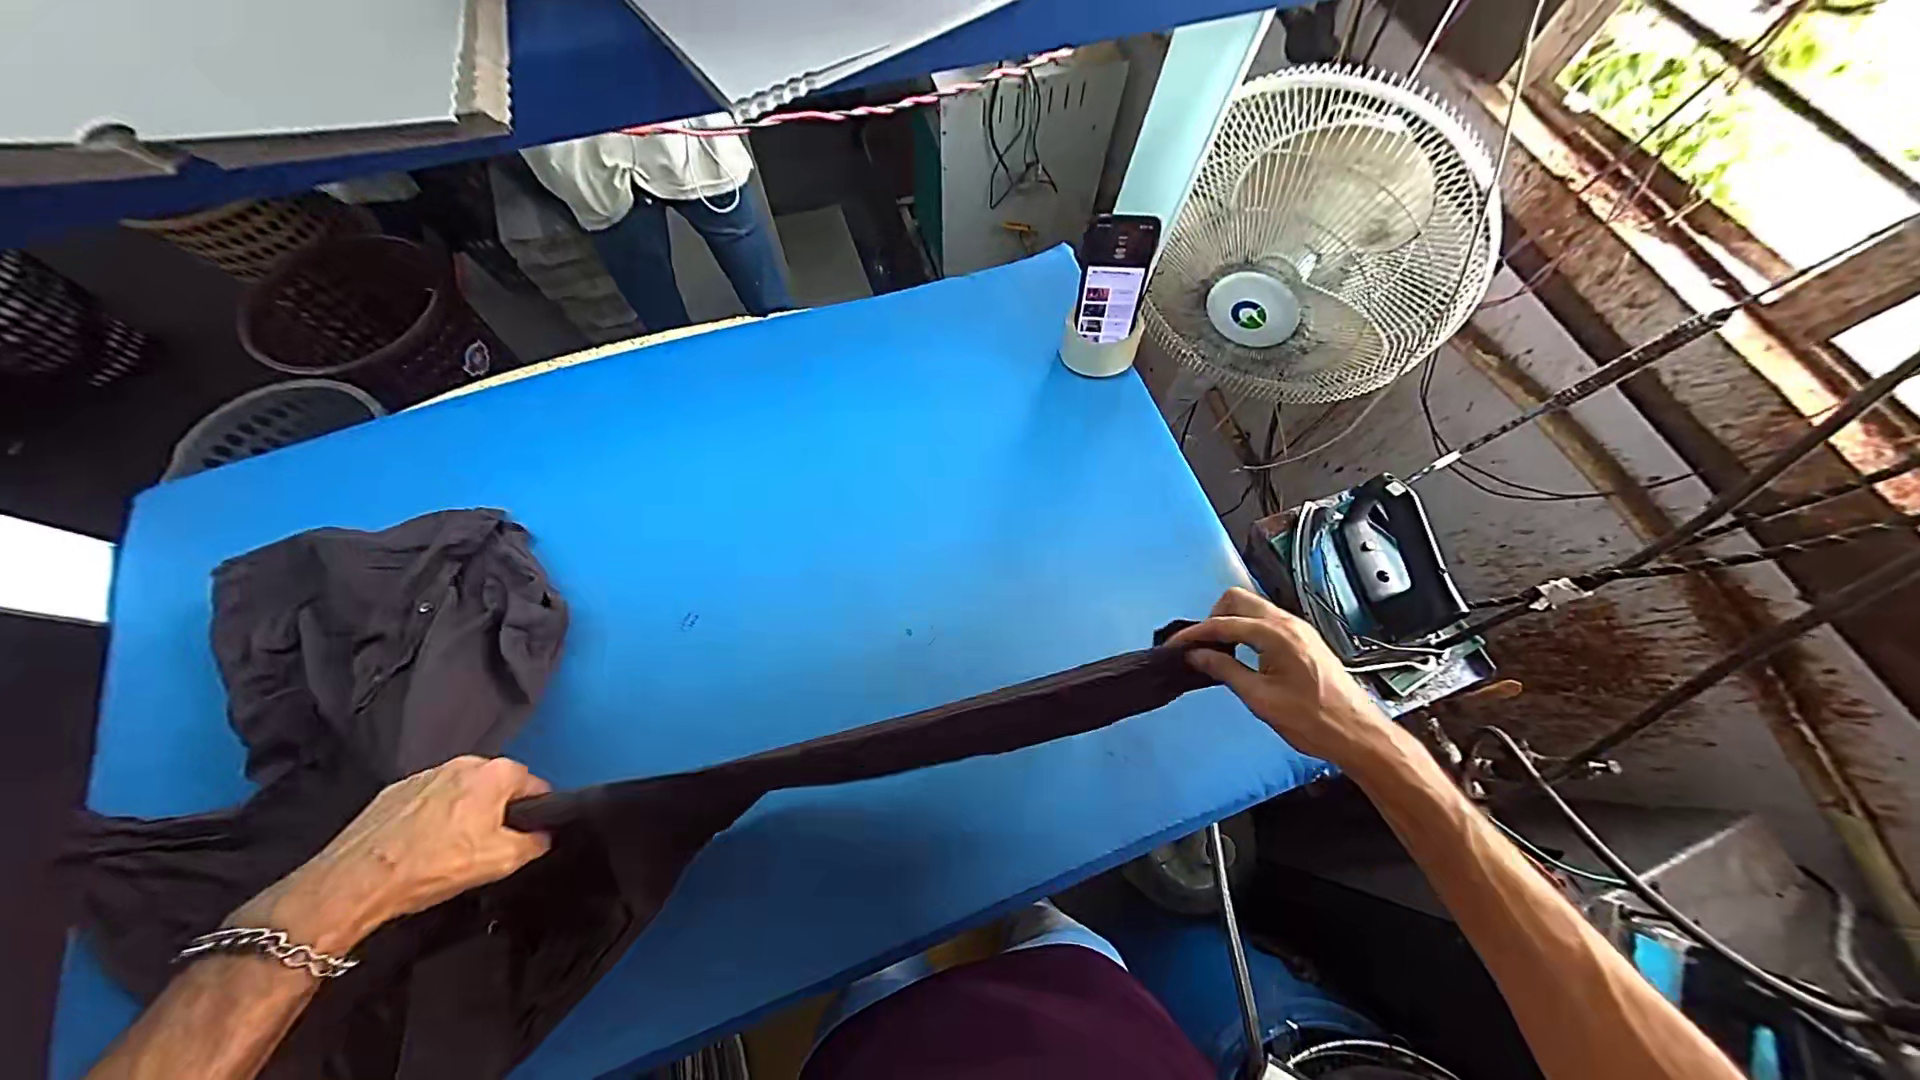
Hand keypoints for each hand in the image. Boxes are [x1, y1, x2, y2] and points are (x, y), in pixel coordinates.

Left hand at [228, 756, 551, 954]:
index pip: (536, 787)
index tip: (521, 838)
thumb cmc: (426, 867)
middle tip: (483, 849)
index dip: (534, 815)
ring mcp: (424, 776)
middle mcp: (463, 764)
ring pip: (461, 795)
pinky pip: (426, 803)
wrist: (351, 884)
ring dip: (461, 816)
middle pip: (497, 789)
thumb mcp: (503, 862)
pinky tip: (418, 850)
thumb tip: (542, 837)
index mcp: (496, 772)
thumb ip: (537, 842)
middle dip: (495, 814)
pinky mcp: (392, 793)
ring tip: (445, 854)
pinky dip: (428, 821)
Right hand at [1170, 587, 1399, 768]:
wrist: (1359, 734)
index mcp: (1276, 635)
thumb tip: (1198, 656)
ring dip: (1229, 622)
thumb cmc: (1315, 721)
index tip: (1177, 645)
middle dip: (1212, 618)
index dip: (1195, 634)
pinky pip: (1265, 620)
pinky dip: (1245, 629)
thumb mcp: (1259, 698)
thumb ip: (1224, 671)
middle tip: (1200, 645)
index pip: (1223, 624)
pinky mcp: (1303, 639)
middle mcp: (1289, 624)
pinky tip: (1240, 653)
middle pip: (1237, 599)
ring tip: (1217, 650)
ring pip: (1252, 607)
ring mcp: (1298, 629)